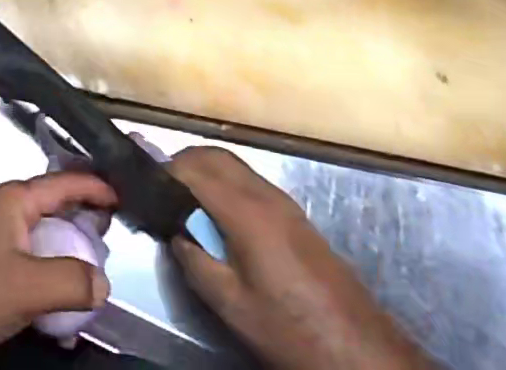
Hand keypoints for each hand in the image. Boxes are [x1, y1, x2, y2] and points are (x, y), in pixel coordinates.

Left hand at [0, 172, 115, 368]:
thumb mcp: (30, 286)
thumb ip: (73, 280)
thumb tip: (102, 282)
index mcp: (12, 200)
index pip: (61, 183)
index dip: (93, 186)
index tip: (123, 195)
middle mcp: (4, 210)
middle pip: (54, 207)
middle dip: (85, 221)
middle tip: (114, 236)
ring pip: (45, 237)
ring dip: (70, 253)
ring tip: (96, 272)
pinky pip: (33, 262)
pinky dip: (53, 277)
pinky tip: (68, 306)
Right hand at [169, 147, 434, 369]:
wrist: (360, 353)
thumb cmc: (290, 329)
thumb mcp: (231, 305)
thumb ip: (194, 261)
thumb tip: (175, 233)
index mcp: (246, 212)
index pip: (193, 169)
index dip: (164, 170)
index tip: (144, 184)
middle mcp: (265, 195)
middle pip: (215, 155)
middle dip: (182, 161)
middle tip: (160, 186)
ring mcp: (284, 202)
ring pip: (233, 164)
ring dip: (204, 170)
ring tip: (183, 200)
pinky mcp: (294, 216)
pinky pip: (249, 180)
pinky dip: (224, 182)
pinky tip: (216, 215)